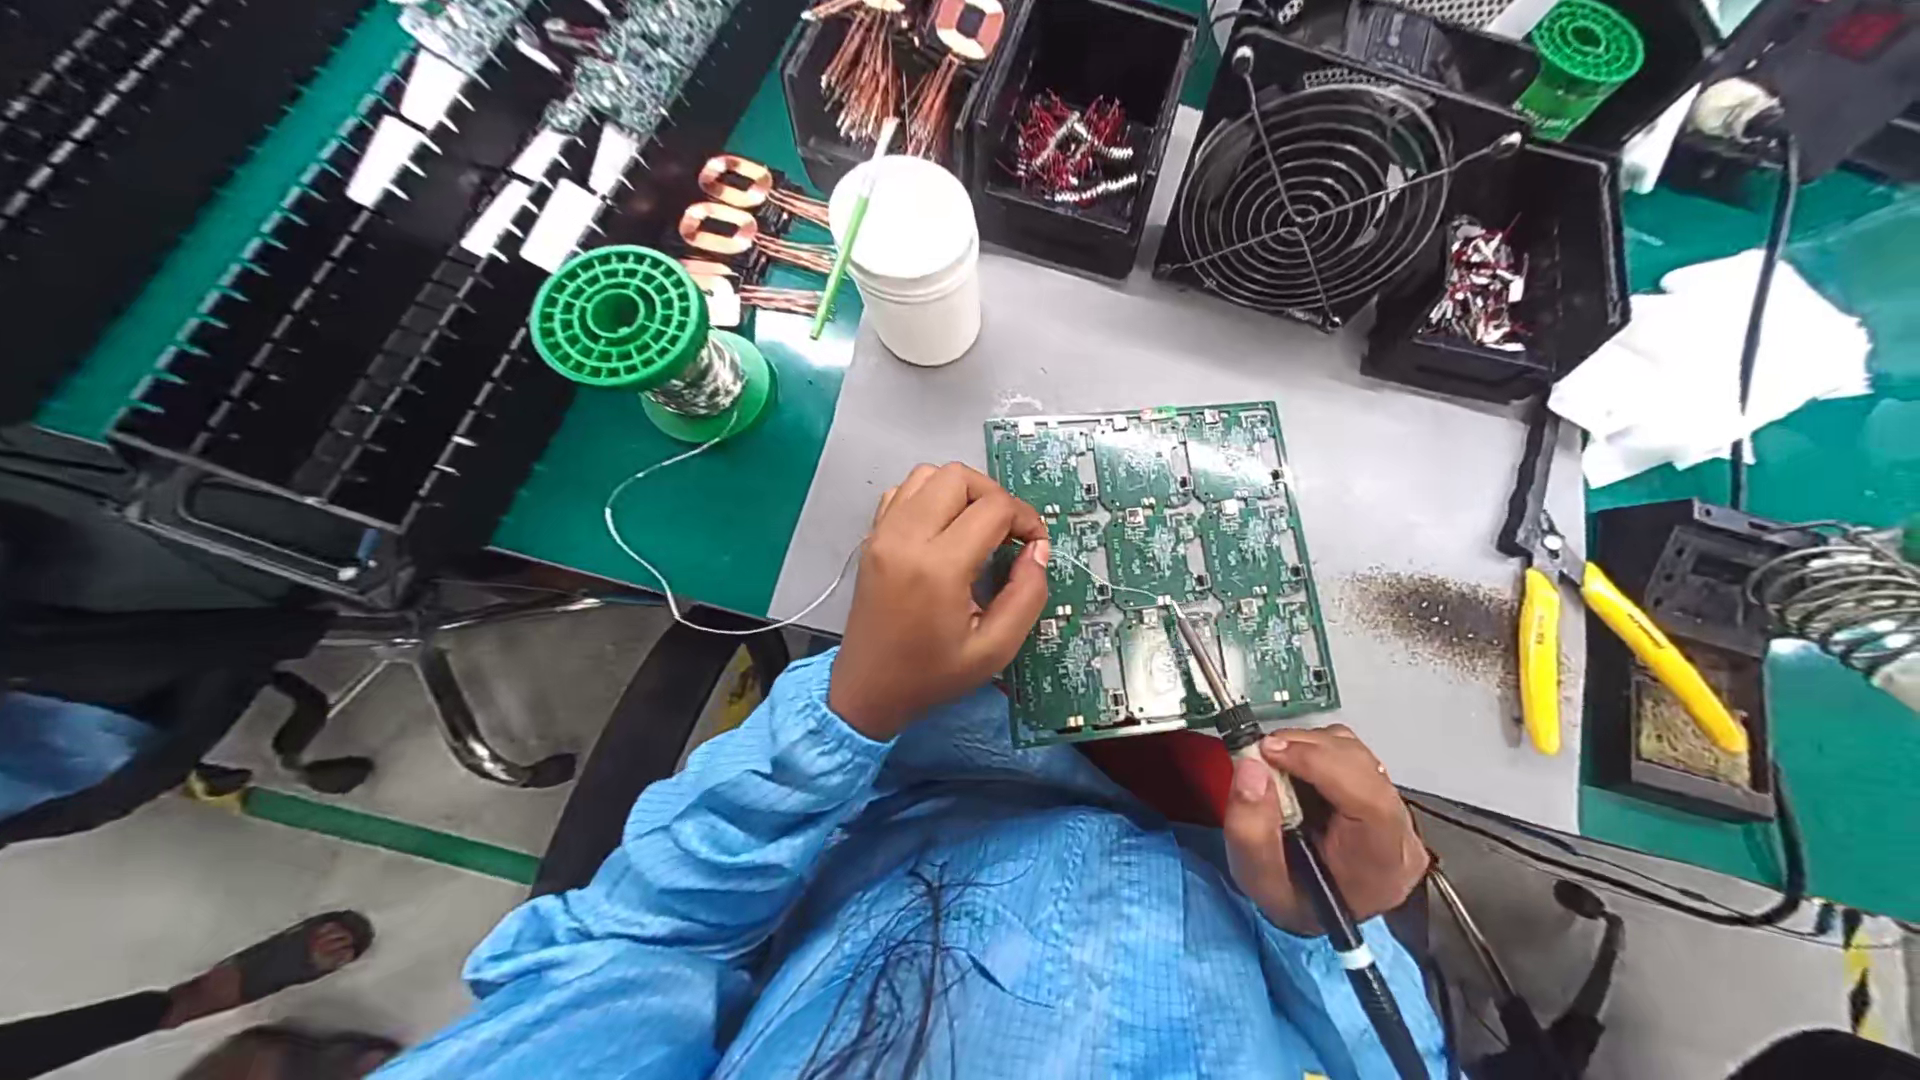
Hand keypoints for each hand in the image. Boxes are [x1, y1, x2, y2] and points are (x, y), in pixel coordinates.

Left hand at [830, 463, 1050, 739]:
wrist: (868, 689)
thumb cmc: (930, 675)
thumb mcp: (995, 649)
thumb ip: (1027, 595)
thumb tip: (1037, 551)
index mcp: (937, 567)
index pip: (994, 508)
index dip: (1026, 520)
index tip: (1033, 545)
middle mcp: (904, 538)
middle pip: (959, 477)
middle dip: (995, 496)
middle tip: (1007, 531)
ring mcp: (882, 534)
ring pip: (928, 474)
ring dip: (962, 491)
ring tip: (977, 527)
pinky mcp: (871, 538)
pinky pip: (902, 491)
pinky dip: (929, 496)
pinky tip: (943, 529)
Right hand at [1222, 725, 1429, 934]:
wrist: (1314, 906)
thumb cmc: (1292, 898)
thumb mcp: (1258, 880)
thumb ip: (1249, 830)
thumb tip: (1252, 767)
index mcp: (1380, 863)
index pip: (1368, 799)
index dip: (1319, 764)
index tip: (1268, 753)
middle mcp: (1400, 833)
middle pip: (1362, 767)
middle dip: (1305, 749)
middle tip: (1259, 754)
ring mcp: (1394, 809)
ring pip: (1356, 752)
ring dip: (1307, 747)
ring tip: (1273, 764)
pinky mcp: (1379, 789)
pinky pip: (1350, 752)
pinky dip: (1313, 749)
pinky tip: (1292, 768)